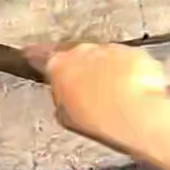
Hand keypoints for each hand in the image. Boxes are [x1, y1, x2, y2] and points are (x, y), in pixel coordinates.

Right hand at [25, 43, 169, 153]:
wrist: (136, 116)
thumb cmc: (99, 120)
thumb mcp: (65, 116)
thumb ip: (59, 97)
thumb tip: (63, 94)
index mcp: (57, 65)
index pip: (40, 54)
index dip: (37, 56)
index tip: (32, 55)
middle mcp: (81, 51)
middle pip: (75, 53)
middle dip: (79, 66)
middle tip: (86, 87)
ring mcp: (109, 49)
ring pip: (103, 56)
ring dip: (105, 69)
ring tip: (114, 94)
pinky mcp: (133, 52)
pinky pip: (127, 60)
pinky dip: (128, 71)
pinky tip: (131, 90)